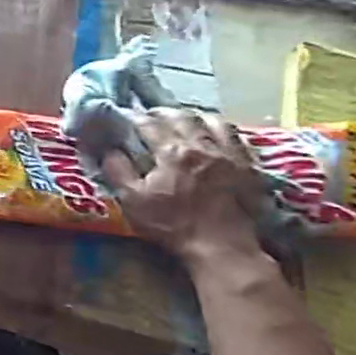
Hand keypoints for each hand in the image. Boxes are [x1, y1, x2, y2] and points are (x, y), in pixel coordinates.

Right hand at [102, 108, 263, 264]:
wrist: (218, 242)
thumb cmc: (169, 222)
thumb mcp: (132, 199)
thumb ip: (118, 171)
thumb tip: (108, 150)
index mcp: (172, 152)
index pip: (149, 125)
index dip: (134, 118)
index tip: (123, 116)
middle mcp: (203, 145)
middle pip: (182, 117)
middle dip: (163, 112)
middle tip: (149, 114)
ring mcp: (229, 153)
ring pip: (212, 121)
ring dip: (193, 116)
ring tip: (181, 118)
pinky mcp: (246, 164)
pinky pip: (234, 135)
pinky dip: (218, 127)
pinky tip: (211, 132)